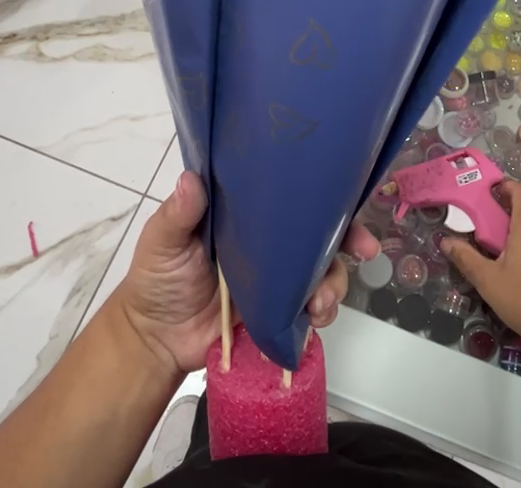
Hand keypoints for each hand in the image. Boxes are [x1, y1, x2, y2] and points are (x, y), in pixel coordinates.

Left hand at [110, 171, 378, 375]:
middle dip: (350, 239)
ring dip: (334, 283)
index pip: (294, 197)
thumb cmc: (157, 279)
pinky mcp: (281, 314)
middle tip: (364, 251)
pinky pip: (313, 310)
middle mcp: (272, 244)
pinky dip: (322, 314)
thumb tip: (191, 179)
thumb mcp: (163, 241)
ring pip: (325, 272)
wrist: (155, 340)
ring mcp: (280, 280)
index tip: (349, 198)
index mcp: (249, 216)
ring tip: (320, 303)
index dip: (324, 196)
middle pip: (322, 234)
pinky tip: (314, 321)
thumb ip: (179, 214)